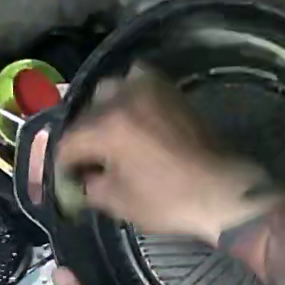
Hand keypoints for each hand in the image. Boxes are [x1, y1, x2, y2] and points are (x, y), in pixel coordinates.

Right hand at [53, 68, 284, 242]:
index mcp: (105, 128)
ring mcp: (150, 92)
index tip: (66, 181)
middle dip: (81, 136)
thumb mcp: (115, 201)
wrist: (222, 192)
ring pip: (112, 88)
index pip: (66, 143)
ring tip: (106, 134)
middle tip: (86, 161)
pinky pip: (139, 83)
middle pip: (85, 112)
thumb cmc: (165, 201)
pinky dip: (129, 96)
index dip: (62, 165)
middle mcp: (123, 101)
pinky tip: (130, 118)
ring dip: (103, 109)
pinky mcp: (171, 93)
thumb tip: (79, 179)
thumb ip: (88, 185)